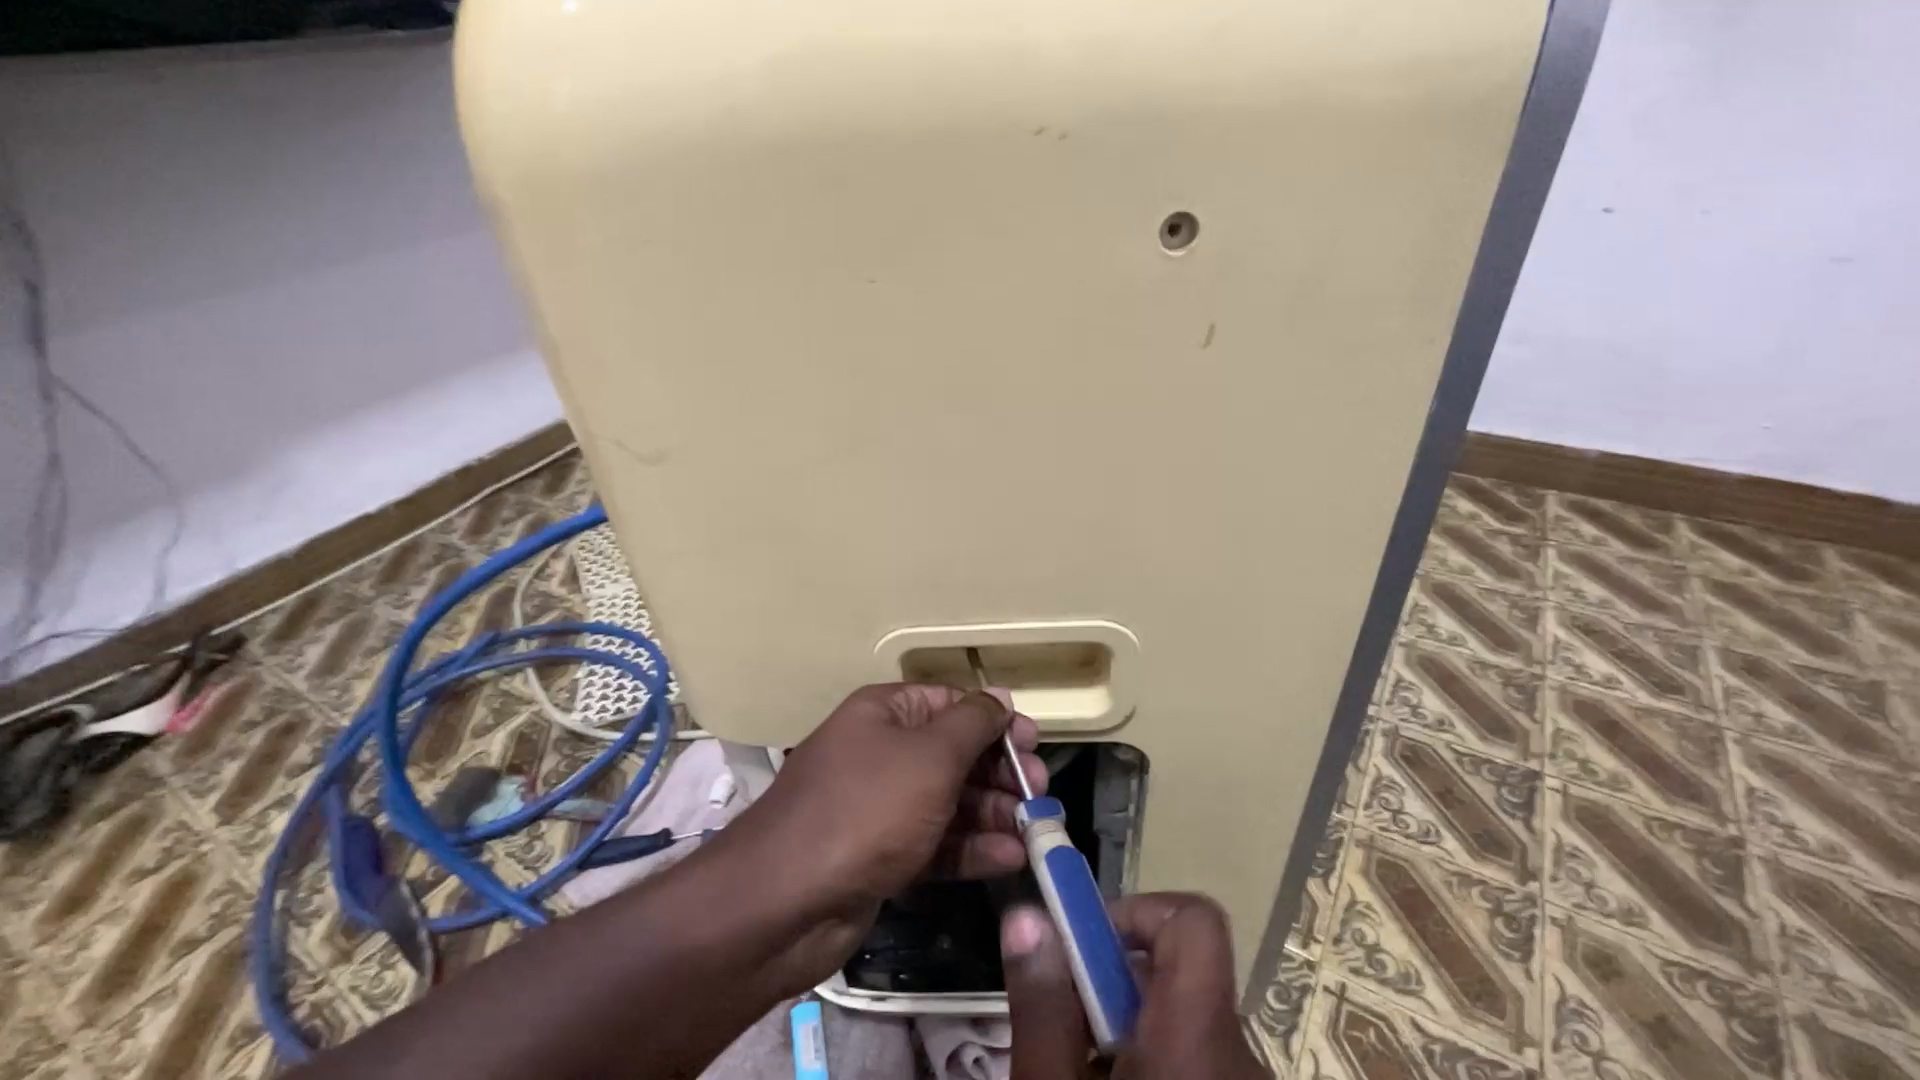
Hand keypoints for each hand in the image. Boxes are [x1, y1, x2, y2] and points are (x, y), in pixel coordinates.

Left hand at [710, 683, 1045, 984]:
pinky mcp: (881, 856)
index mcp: (884, 714)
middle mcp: (880, 753)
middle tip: (1038, 794)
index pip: (950, 704)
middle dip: (999, 773)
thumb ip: (973, 724)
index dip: (994, 722)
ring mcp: (879, 808)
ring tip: (1034, 832)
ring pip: (948, 802)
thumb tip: (1001, 698)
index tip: (1033, 745)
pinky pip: (934, 843)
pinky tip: (1008, 859)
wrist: (786, 901)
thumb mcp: (930, 756)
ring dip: (993, 815)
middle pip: (953, 754)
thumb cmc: (866, 810)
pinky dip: (970, 849)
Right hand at [1001, 893, 1269, 1079]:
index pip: (1194, 919)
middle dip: (1113, 979)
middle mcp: (1239, 1050)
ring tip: (1083, 1068)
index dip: (1135, 914)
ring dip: (1129, 1023)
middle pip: (1180, 968)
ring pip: (1185, 1015)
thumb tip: (1027, 914)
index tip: (1081, 953)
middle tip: (1065, 1026)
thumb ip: (1042, 1005)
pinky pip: (1201, 1054)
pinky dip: (1156, 1055)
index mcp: (1199, 1034)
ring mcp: (1244, 1079)